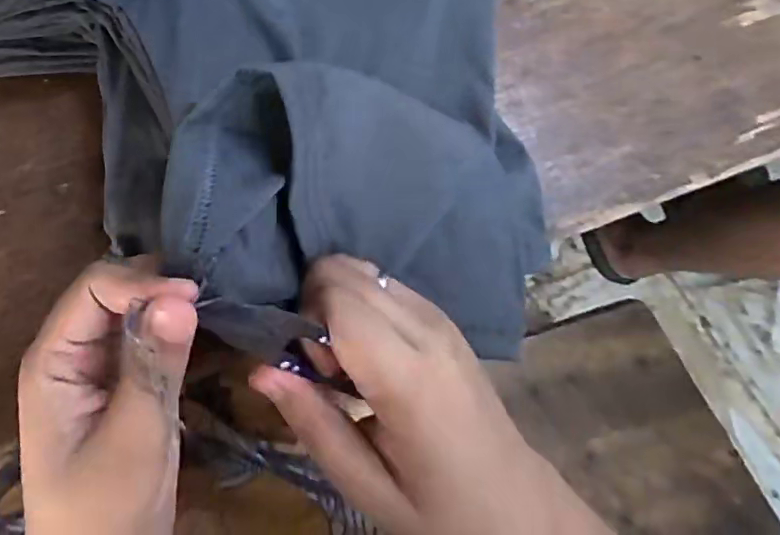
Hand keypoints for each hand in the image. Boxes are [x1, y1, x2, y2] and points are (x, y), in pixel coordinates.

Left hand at [18, 259, 198, 534]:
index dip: (140, 282)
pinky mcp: (115, 380)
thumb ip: (154, 366)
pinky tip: (192, 323)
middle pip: (107, 290)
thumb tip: (181, 297)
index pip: (93, 289)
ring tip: (203, 300)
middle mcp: (67, 350)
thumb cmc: (107, 512)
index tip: (191, 295)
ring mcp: (90, 365)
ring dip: (161, 301)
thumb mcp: (135, 439)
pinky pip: (139, 334)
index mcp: (52, 359)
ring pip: (125, 308)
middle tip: (201, 295)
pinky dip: (166, 325)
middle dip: (152, 285)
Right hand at [249, 256, 611, 534]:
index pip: (336, 298)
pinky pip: (382, 281)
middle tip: (325, 366)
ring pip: (361, 268)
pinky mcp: (442, 314)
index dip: (305, 319)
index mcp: (408, 377)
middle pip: (344, 272)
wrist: (520, 508)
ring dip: (336, 299)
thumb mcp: (368, 488)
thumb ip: (312, 423)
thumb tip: (259, 368)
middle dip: (315, 303)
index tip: (311, 368)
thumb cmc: (440, 511)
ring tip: (347, 358)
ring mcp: (438, 315)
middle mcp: (424, 329)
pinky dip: (359, 299)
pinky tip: (369, 350)